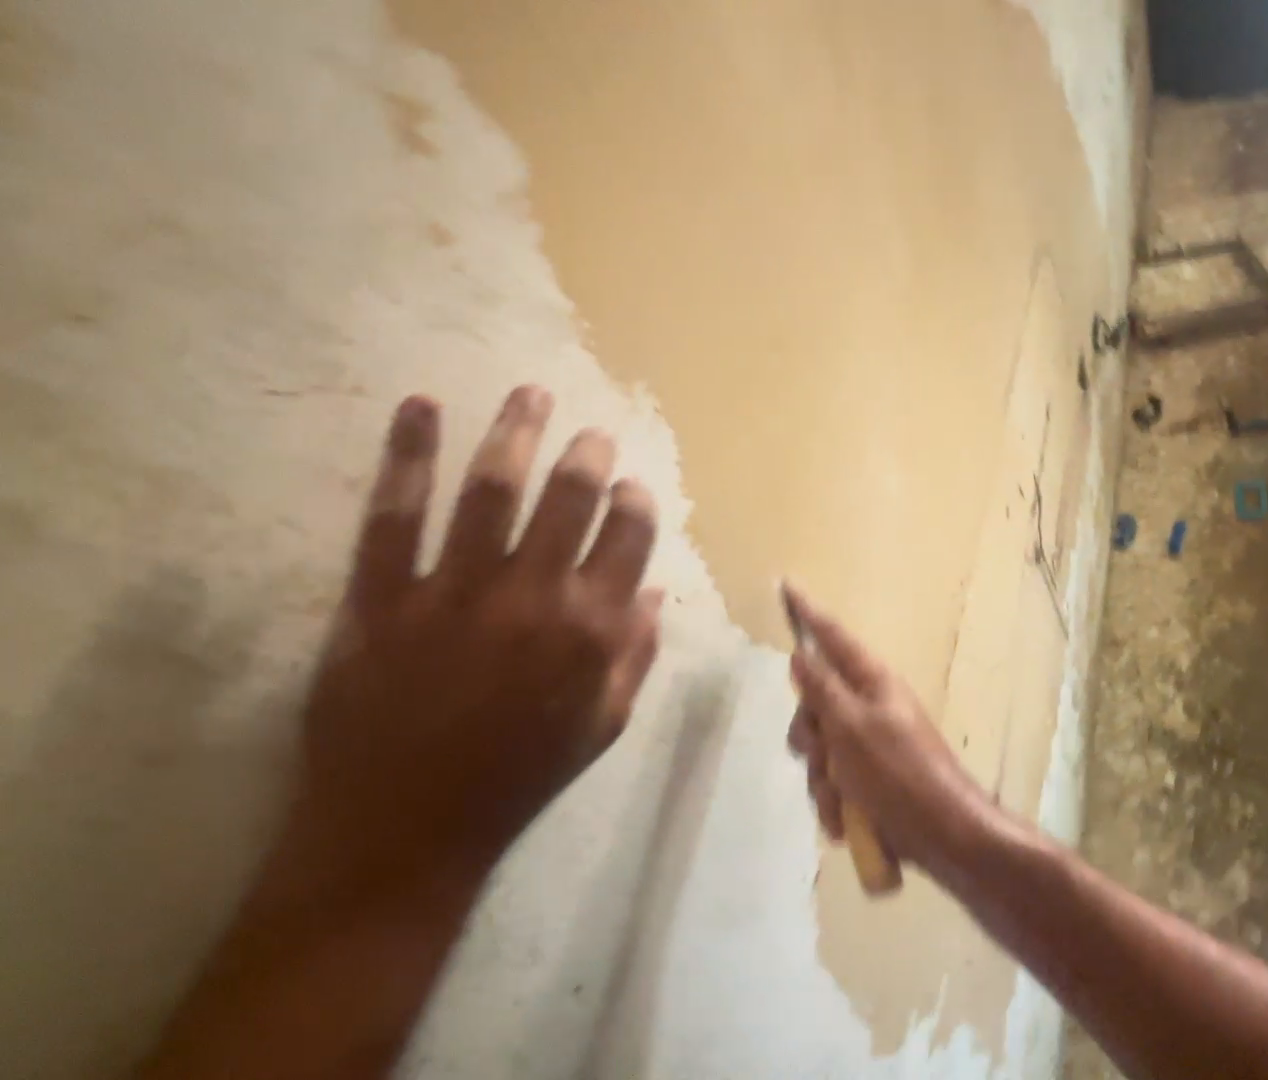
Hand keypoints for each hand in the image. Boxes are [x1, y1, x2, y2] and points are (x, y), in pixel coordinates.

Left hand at [291, 386, 663, 893]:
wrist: (407, 830)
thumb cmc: (519, 777)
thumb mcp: (605, 725)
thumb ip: (635, 653)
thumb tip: (656, 592)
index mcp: (594, 629)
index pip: (628, 540)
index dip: (635, 503)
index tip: (631, 486)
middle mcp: (534, 596)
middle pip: (569, 501)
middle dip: (587, 456)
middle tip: (592, 432)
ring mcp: (455, 591)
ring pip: (491, 491)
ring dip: (516, 434)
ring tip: (532, 393)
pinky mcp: (383, 598)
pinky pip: (394, 516)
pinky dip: (406, 455)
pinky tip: (421, 407)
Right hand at [784, 587, 992, 875]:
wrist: (944, 836)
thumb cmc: (900, 775)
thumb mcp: (853, 729)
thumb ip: (823, 692)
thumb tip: (801, 655)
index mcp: (873, 683)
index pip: (833, 638)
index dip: (808, 615)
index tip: (787, 586)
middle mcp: (870, 708)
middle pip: (814, 706)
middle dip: (810, 740)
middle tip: (825, 758)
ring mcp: (871, 746)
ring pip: (820, 752)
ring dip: (823, 783)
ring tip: (845, 804)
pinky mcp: (870, 781)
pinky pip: (834, 785)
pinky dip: (837, 806)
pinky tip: (850, 825)